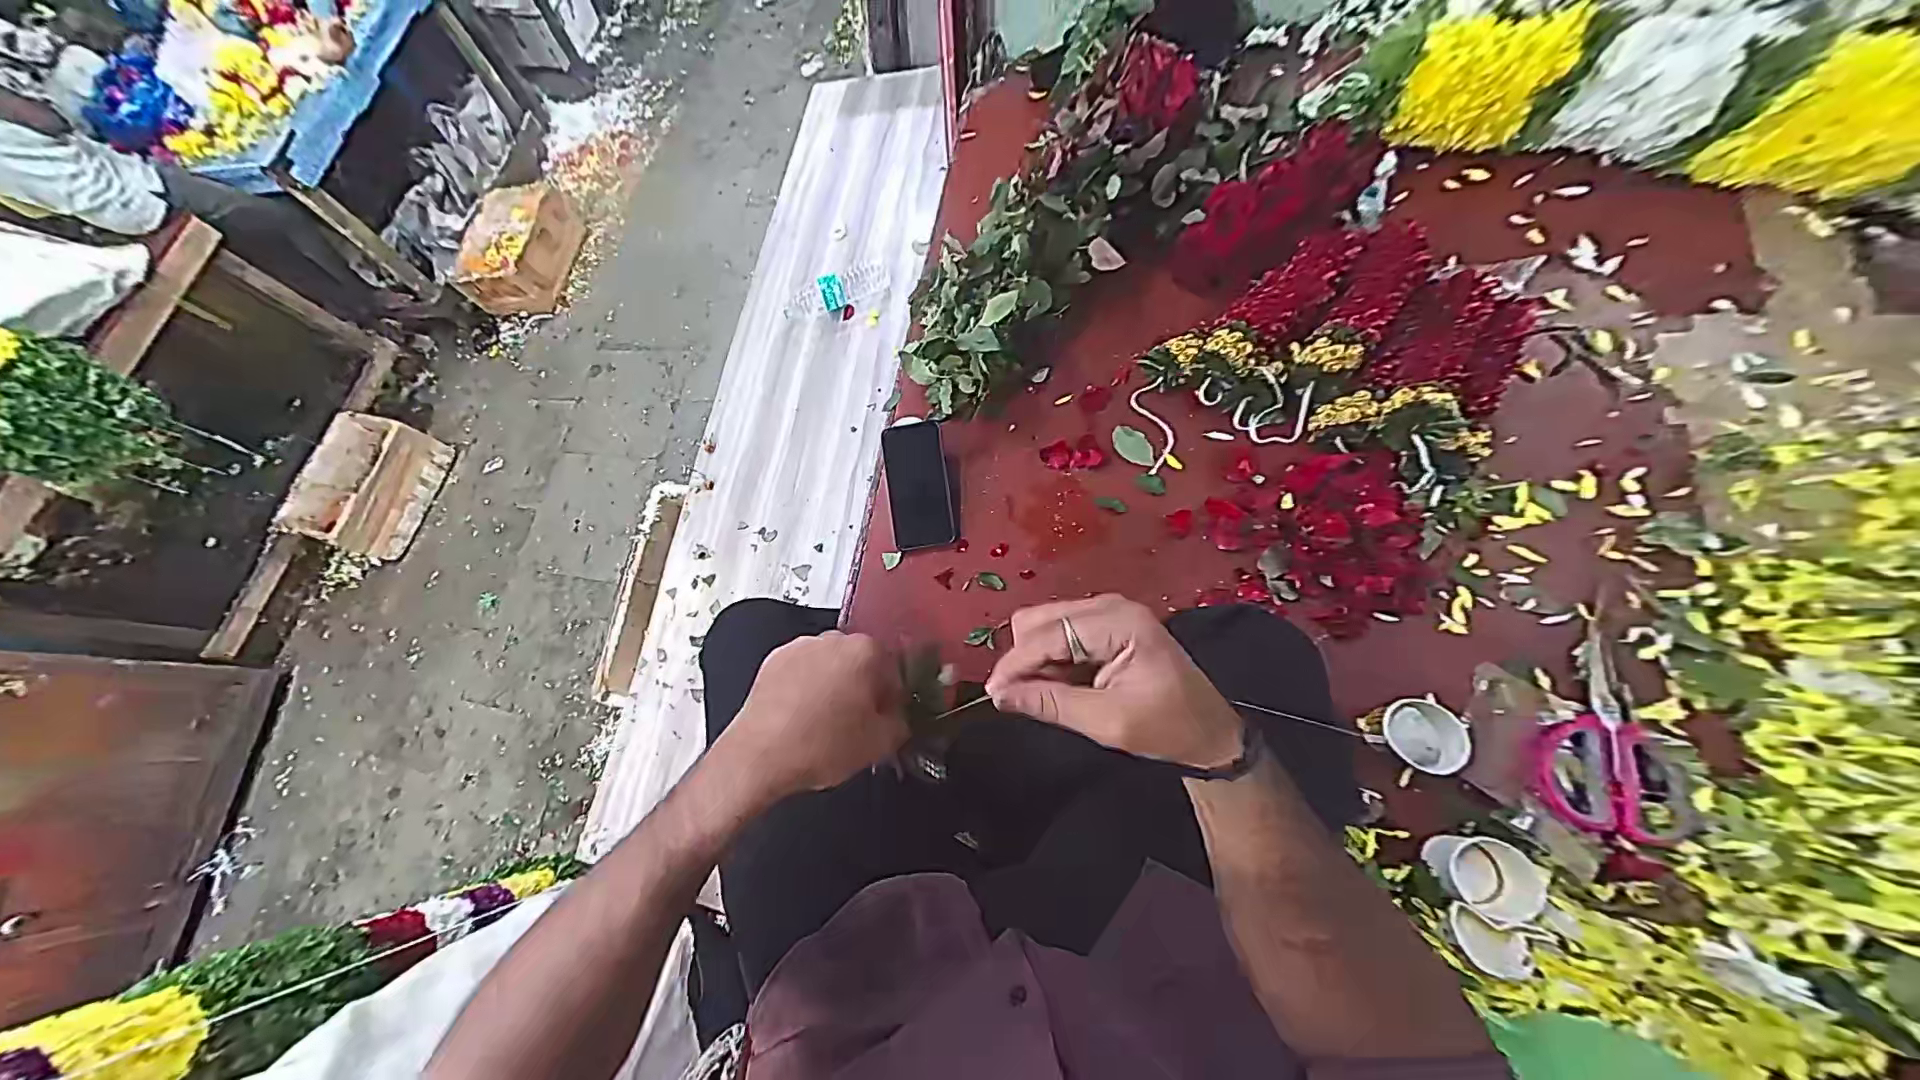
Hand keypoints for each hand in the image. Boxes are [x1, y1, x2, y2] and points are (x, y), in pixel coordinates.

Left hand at [718, 631, 907, 799]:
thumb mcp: (880, 743)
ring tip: (829, 725)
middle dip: (863, 689)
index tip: (890, 715)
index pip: (894, 670)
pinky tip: (806, 719)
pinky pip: (803, 671)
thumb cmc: (813, 746)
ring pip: (831, 666)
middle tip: (861, 722)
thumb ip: (901, 723)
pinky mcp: (775, 661)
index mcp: (865, 651)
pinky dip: (807, 689)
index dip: (894, 698)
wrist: (759, 758)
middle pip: (862, 663)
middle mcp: (832, 641)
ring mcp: (801, 648)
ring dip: (835, 687)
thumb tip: (899, 720)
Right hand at [985, 594, 1242, 768]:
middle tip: (1021, 698)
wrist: (1209, 731)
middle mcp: (1110, 606)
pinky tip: (1060, 685)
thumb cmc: (1167, 727)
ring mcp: (1107, 612)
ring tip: (1045, 695)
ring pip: (1044, 625)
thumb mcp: (1108, 722)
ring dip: (1034, 660)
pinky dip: (1049, 659)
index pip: (1050, 633)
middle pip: (1040, 619)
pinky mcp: (1103, 625)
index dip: (1016, 663)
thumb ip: (1051, 703)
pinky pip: (1059, 633)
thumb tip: (999, 695)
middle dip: (1023, 658)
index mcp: (1120, 622)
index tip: (994, 694)